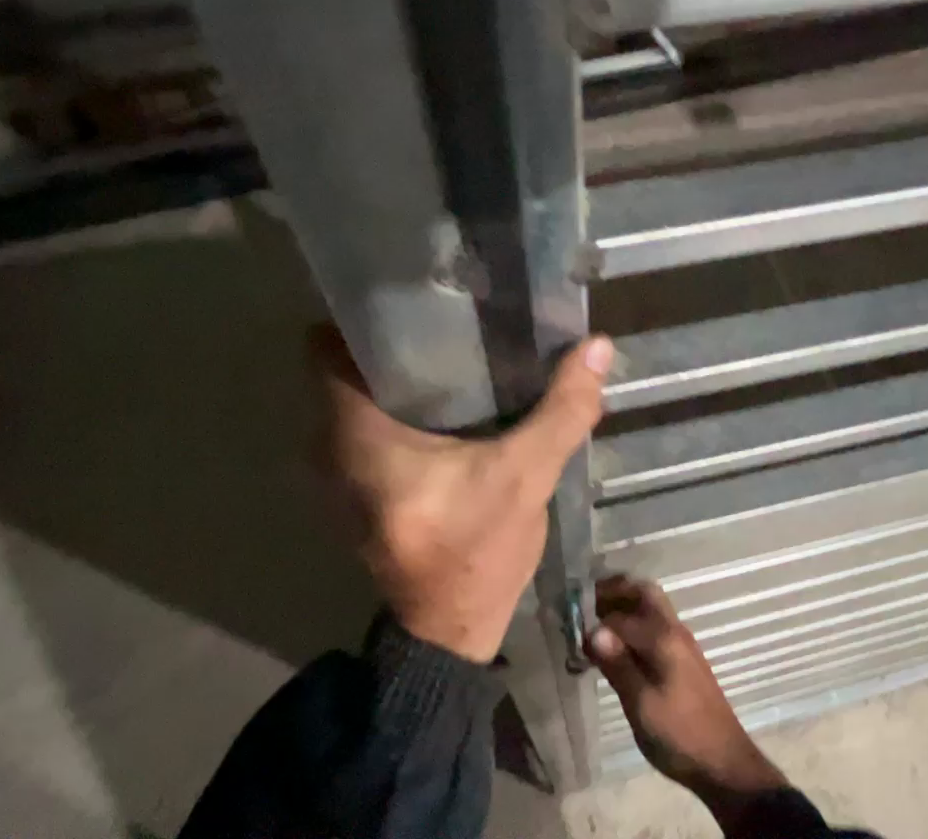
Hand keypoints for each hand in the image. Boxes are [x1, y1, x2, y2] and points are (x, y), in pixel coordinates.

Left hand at [310, 326, 612, 662]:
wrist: (452, 630)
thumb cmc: (476, 554)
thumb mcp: (525, 478)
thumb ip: (561, 411)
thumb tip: (597, 345)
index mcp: (356, 435)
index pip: (330, 344)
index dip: (370, 314)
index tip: (420, 296)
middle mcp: (330, 444)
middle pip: (350, 362)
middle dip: (399, 336)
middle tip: (454, 313)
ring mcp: (341, 466)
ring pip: (362, 391)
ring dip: (404, 369)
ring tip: (458, 343)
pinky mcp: (362, 482)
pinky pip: (373, 418)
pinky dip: (406, 402)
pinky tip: (454, 394)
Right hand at [588, 576, 788, 818]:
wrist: (723, 762)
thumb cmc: (679, 734)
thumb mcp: (641, 705)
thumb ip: (618, 665)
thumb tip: (593, 630)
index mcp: (664, 638)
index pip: (620, 615)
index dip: (592, 618)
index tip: (566, 626)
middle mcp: (674, 631)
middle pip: (643, 593)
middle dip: (613, 592)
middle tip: (583, 606)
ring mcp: (681, 644)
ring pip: (650, 609)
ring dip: (623, 608)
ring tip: (592, 627)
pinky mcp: (682, 659)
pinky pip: (654, 628)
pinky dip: (632, 627)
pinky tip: (615, 651)